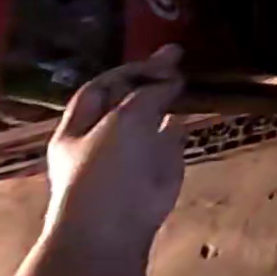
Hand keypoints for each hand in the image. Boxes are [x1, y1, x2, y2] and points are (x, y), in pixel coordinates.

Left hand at [42, 45, 186, 256]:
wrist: (116, 219)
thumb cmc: (105, 168)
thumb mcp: (123, 121)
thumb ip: (149, 93)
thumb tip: (173, 77)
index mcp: (79, 127)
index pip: (100, 88)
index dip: (128, 70)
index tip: (161, 60)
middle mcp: (104, 133)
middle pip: (126, 97)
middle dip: (149, 76)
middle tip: (180, 55)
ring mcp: (134, 145)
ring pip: (151, 110)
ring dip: (168, 93)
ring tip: (191, 74)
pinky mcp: (160, 156)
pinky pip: (172, 129)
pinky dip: (183, 114)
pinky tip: (197, 102)